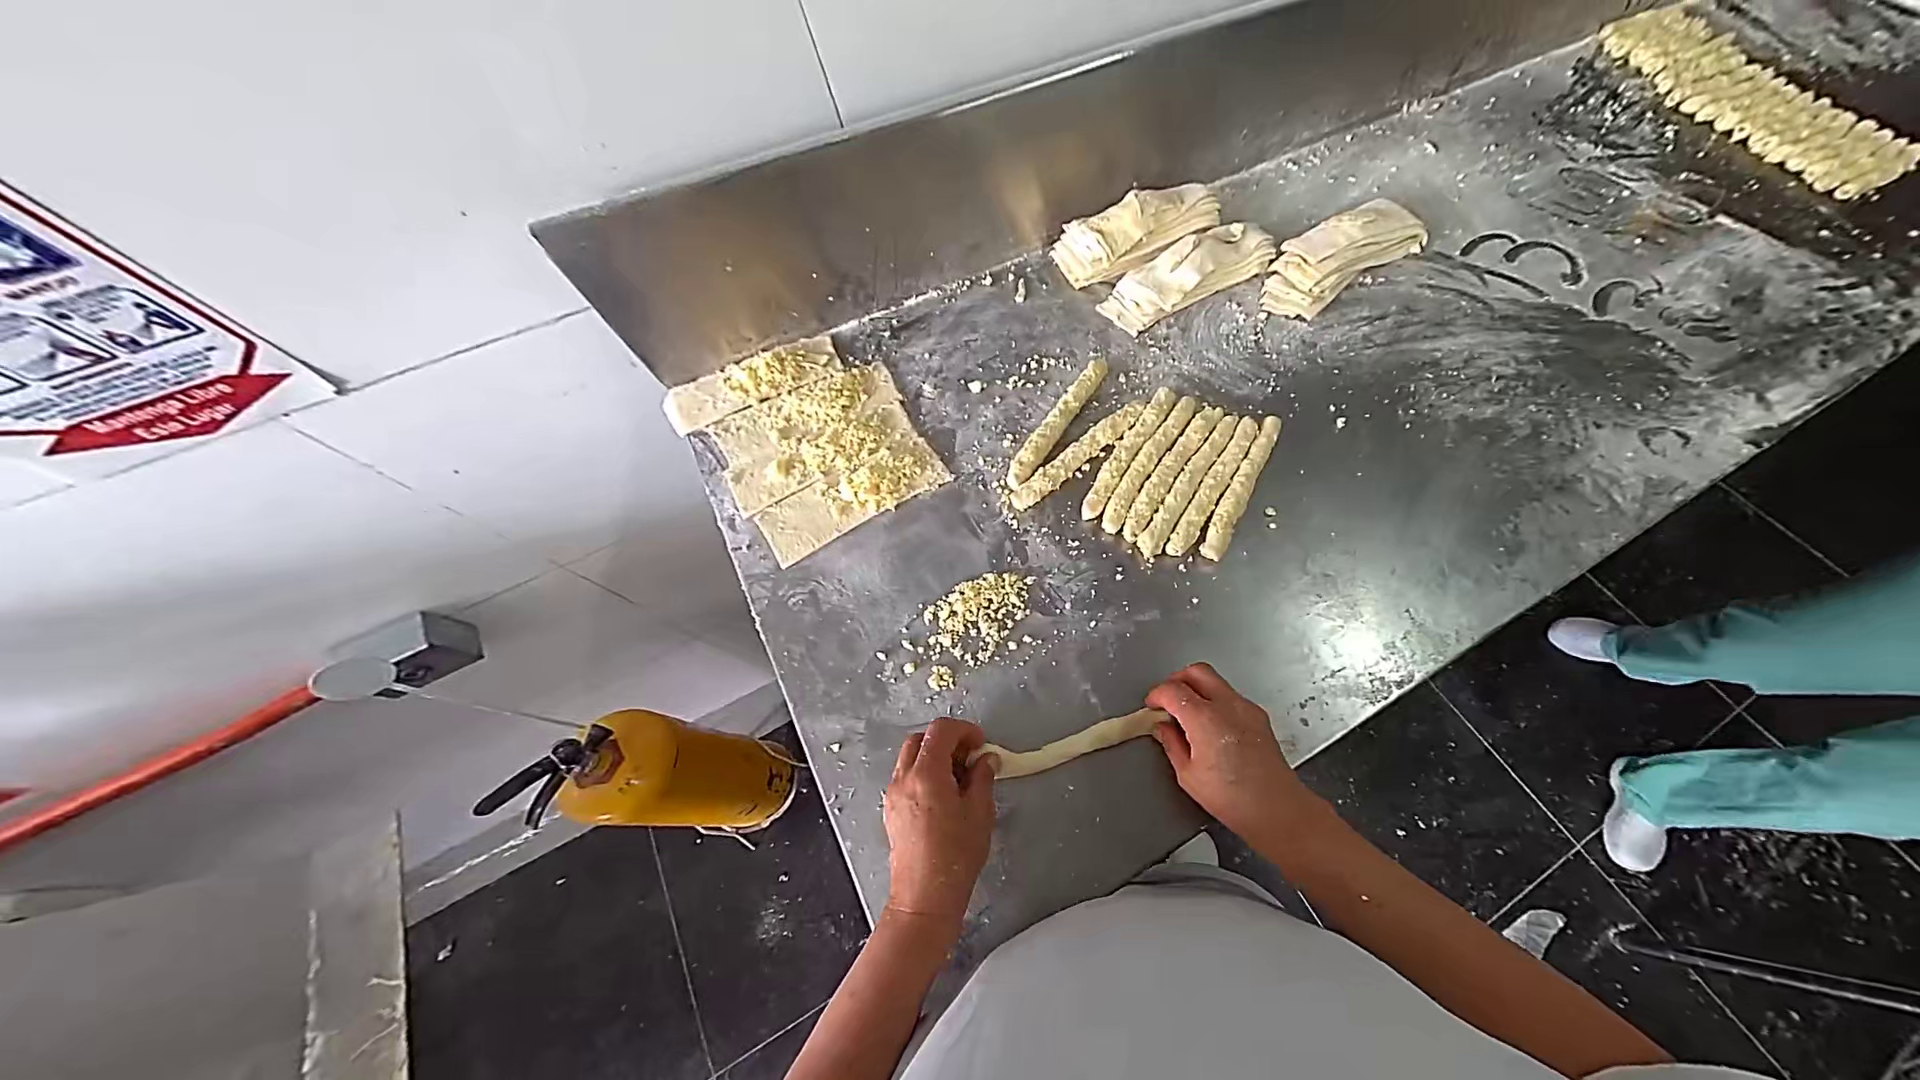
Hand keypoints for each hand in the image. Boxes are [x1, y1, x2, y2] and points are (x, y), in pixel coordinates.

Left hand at [883, 717, 996, 921]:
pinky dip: (923, 774)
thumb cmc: (955, 857)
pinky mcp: (891, 810)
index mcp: (926, 773)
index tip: (980, 742)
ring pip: (910, 757)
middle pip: (921, 739)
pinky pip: (906, 778)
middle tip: (970, 756)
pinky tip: (944, 795)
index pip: (940, 730)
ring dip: (934, 757)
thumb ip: (983, 778)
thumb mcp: (980, 812)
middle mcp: (904, 778)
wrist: (924, 897)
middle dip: (946, 740)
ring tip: (959, 778)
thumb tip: (986, 760)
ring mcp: (893, 794)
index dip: (964, 729)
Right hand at [1147, 663, 1322, 839]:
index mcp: (1204, 718)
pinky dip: (1215, 700)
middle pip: (1196, 672)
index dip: (1156, 695)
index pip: (1172, 690)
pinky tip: (1210, 724)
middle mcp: (1227, 706)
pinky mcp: (1258, 716)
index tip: (1152, 705)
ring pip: (1215, 681)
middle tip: (1167, 699)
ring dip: (1197, 689)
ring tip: (1188, 712)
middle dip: (1176, 680)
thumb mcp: (1188, 774)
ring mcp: (1246, 708)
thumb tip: (1164, 728)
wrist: (1277, 809)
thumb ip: (1171, 743)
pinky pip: (1230, 696)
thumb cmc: (1234, 799)